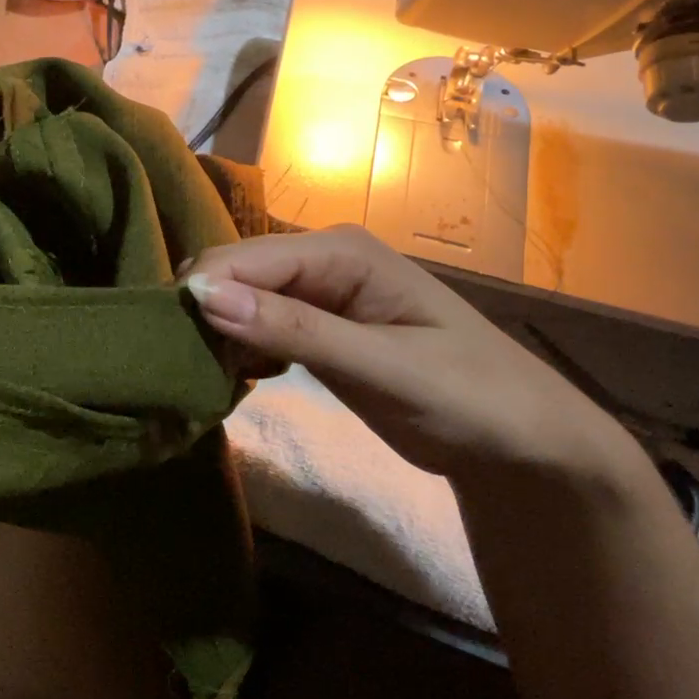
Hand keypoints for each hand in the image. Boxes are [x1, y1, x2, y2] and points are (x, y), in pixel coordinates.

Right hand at [182, 225, 628, 484]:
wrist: (526, 447)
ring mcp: (312, 290)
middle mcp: (318, 258)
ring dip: (211, 330)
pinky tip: (232, 373)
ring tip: (204, 371)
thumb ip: (294, 330)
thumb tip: (202, 296)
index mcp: (340, 250)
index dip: (199, 294)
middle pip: (228, 272)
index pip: (240, 258)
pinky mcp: (308, 322)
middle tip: (187, 365)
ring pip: (231, 297)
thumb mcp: (383, 368)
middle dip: (200, 311)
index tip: (171, 344)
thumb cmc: (472, 400)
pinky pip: (247, 321)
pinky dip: (231, 345)